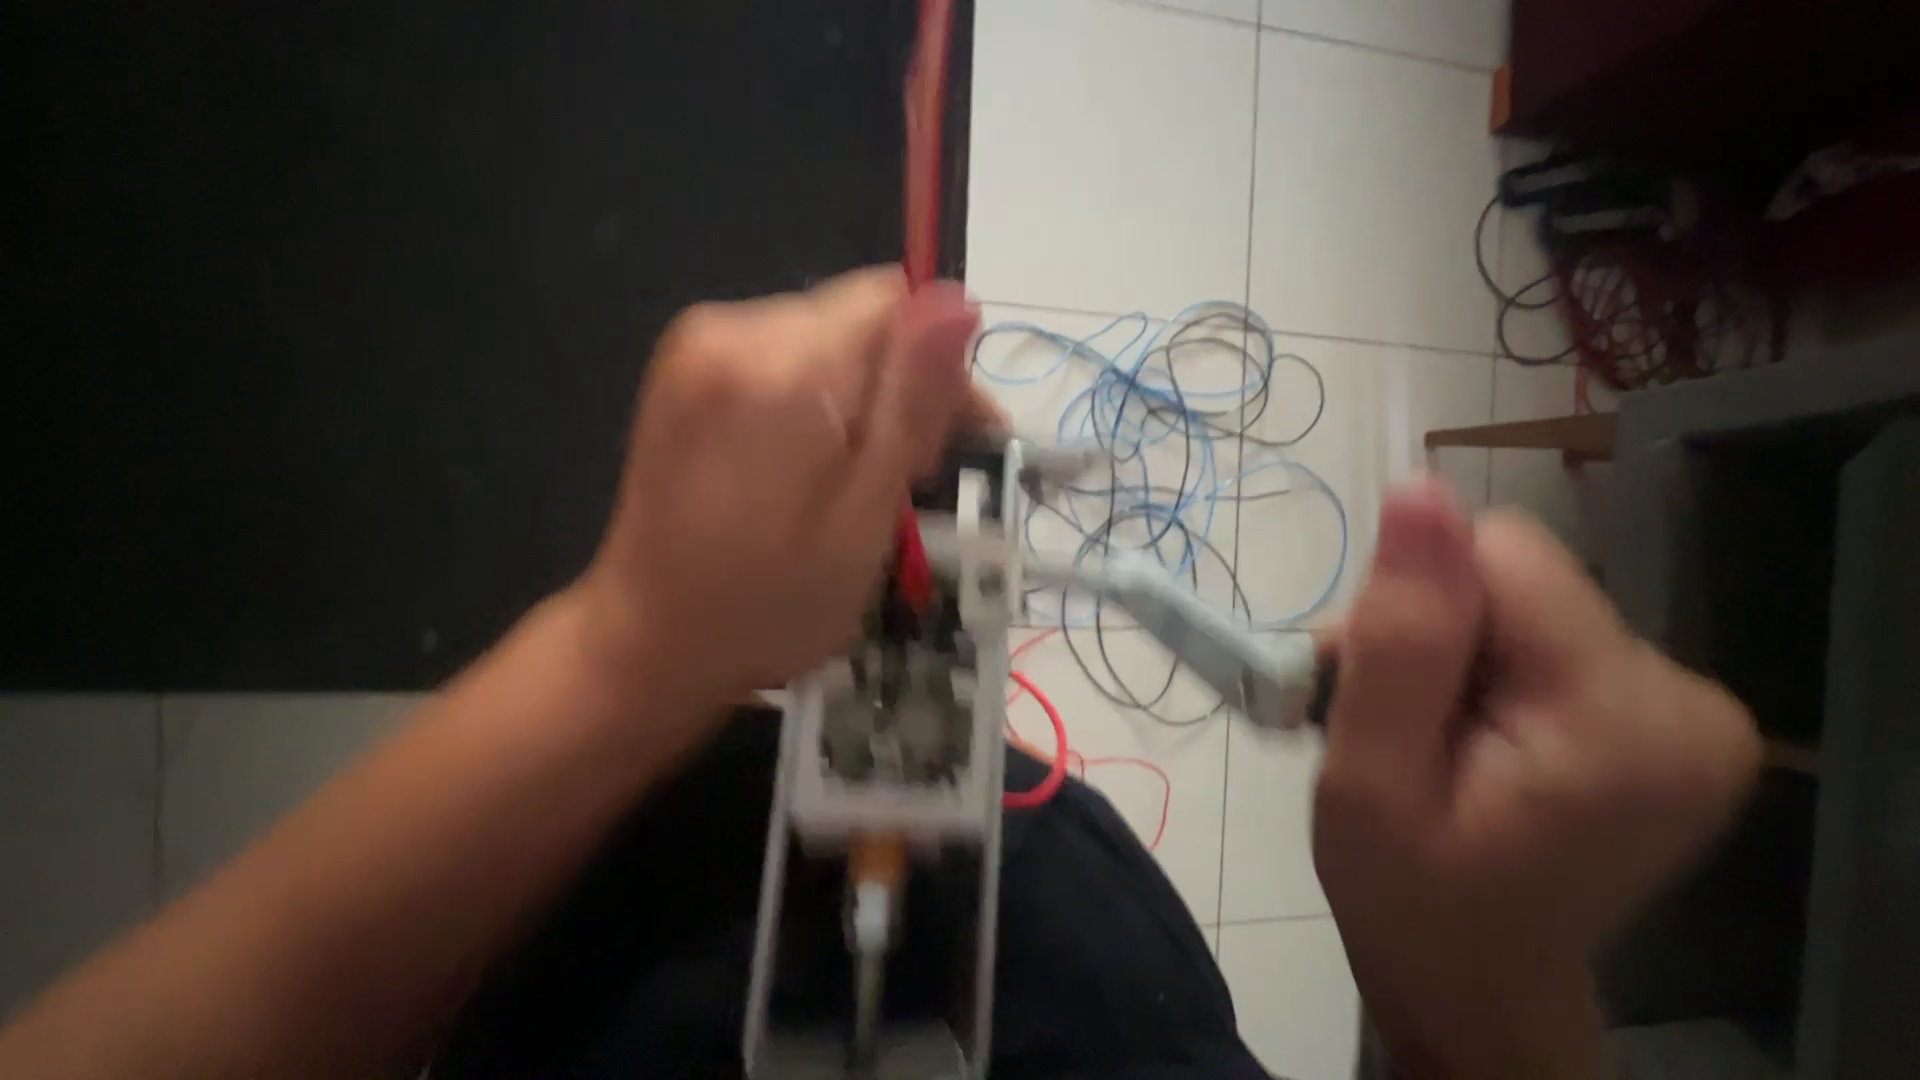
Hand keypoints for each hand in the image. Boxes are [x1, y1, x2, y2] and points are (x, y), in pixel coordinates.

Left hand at [575, 267, 982, 715]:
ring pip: (825, 338)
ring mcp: (695, 346)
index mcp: (782, 364)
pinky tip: (807, 467)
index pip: (898, 302)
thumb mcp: (867, 512)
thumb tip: (961, 300)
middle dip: (898, 387)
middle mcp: (729, 328)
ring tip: (853, 482)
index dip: (938, 367)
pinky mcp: (683, 371)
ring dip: (858, 398)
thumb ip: (913, 400)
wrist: (650, 641)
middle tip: (901, 481)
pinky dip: (813, 402)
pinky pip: (781, 358)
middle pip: (859, 318)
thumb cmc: (773, 601)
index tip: (940, 447)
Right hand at [1312, 479, 1761, 1078]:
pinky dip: (1478, 670)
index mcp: (1621, 717)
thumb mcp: (1370, 773)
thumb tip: (1417, 488)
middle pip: (1512, 576)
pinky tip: (1460, 734)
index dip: (1414, 606)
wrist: (1473, 974)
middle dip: (1426, 631)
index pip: (1500, 555)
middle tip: (1388, 722)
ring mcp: (1687, 705)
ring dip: (1445, 653)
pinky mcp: (1663, 709)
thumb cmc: (1405, 893)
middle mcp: (1685, 695)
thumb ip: (1399, 636)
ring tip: (1419, 735)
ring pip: (1517, 599)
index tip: (1379, 687)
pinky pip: (1540, 631)